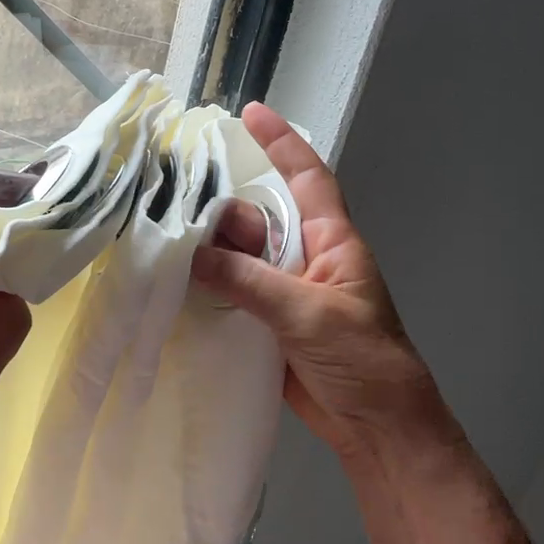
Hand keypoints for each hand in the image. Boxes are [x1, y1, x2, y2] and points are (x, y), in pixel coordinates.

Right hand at [191, 103, 450, 461]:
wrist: (378, 432)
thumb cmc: (365, 362)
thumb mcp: (309, 314)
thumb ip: (250, 281)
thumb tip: (192, 255)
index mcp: (331, 244)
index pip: (307, 179)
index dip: (282, 144)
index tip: (251, 112)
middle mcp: (305, 259)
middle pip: (255, 220)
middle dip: (220, 214)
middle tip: (177, 218)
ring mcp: (284, 292)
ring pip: (237, 256)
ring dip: (207, 253)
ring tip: (165, 249)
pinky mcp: (266, 324)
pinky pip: (230, 291)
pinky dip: (206, 286)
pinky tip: (175, 285)